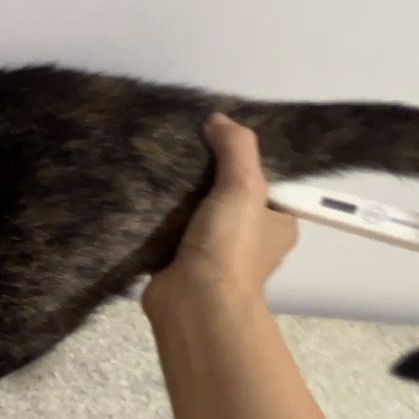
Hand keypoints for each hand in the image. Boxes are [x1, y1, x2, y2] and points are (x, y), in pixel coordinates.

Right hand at [143, 113, 298, 315]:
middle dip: (204, 180)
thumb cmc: (229, 246)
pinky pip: (169, 233)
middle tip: (178, 155)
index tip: (214, 143)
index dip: (243, 162)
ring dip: (176, 201)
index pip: (265, 183)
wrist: (193, 300)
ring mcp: (213, 254)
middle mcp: (249, 240)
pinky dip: (156, 221)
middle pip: (226, 197)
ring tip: (153, 173)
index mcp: (278, 224)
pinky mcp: (179, 263)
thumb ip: (236, 149)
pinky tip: (140, 203)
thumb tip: (218, 117)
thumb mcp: (243, 186)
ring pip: (195, 216)